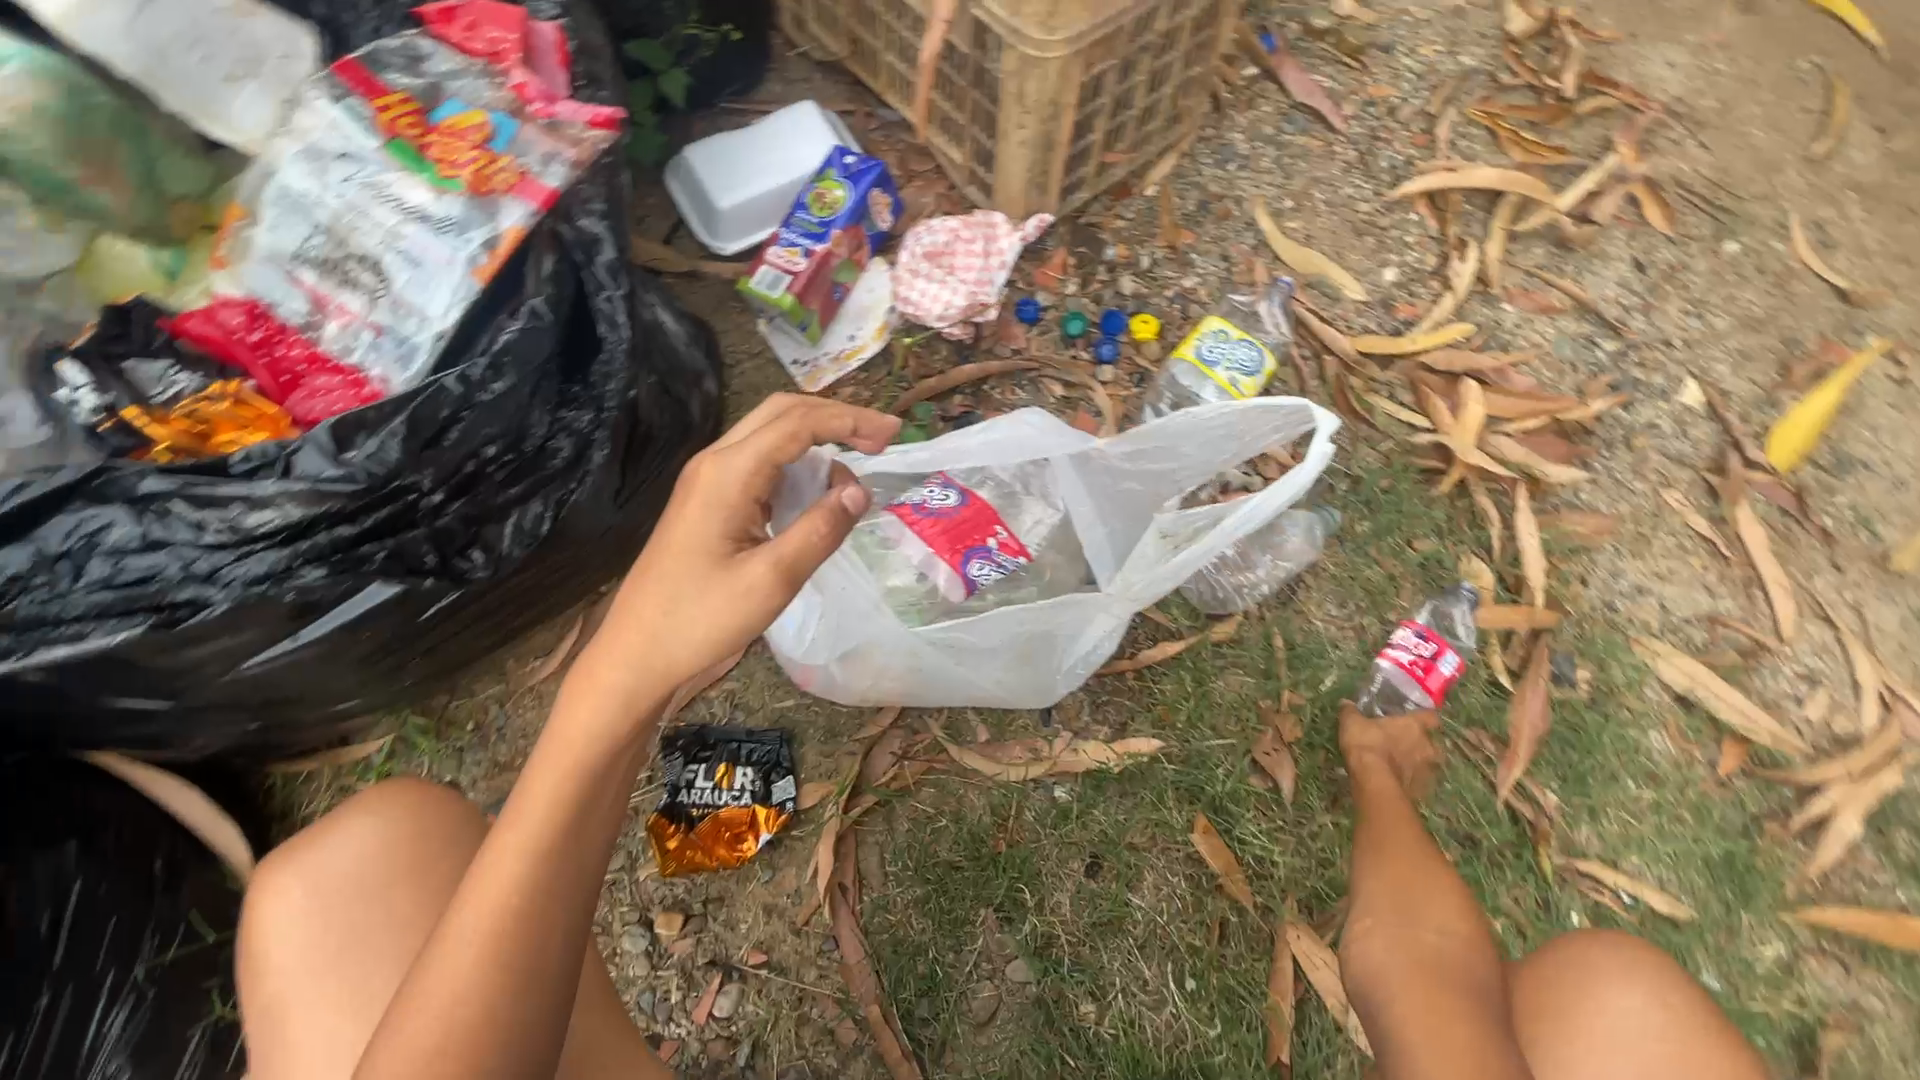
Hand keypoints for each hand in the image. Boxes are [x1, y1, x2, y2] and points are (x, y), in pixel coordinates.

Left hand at [574, 395, 899, 711]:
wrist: (638, 653)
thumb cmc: (701, 619)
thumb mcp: (772, 580)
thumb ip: (820, 530)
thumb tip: (860, 490)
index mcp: (728, 473)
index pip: (799, 423)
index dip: (851, 422)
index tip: (894, 435)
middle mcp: (715, 463)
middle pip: (782, 413)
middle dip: (836, 418)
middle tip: (881, 441)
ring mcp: (708, 481)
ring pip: (770, 435)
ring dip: (816, 441)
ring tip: (854, 475)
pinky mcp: (708, 501)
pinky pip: (759, 464)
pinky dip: (796, 466)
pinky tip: (817, 494)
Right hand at [1338, 701, 1442, 801]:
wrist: (1374, 780)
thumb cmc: (1367, 744)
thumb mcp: (1351, 723)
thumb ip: (1350, 712)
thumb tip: (1346, 703)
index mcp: (1414, 725)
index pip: (1430, 716)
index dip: (1423, 718)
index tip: (1414, 720)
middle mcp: (1427, 745)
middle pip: (1433, 742)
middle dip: (1423, 743)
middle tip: (1406, 744)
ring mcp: (1427, 768)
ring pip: (1429, 763)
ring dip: (1418, 763)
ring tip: (1402, 765)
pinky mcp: (1423, 788)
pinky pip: (1420, 781)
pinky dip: (1412, 780)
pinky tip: (1398, 781)